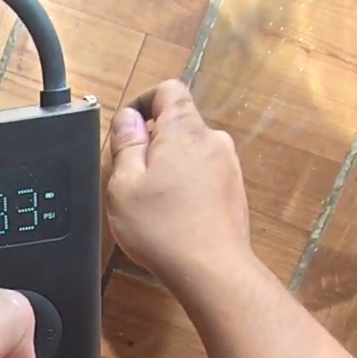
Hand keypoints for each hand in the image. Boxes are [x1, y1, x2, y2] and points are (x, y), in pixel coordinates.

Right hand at [107, 80, 256, 298]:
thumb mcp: (124, 185)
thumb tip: (127, 118)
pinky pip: (201, 174)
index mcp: (183, 130)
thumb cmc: (162, 228)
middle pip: (177, 124)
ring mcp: (227, 165)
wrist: (210, 267)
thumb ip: (125, 146)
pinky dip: (182, 185)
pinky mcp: (232, 189)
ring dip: (166, 167)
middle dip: (150, 143)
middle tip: (128, 177)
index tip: (125, 131)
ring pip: (188, 151)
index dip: (142, 103)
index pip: (167, 90)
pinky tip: (169, 215)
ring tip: (148, 202)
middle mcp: (212, 140)